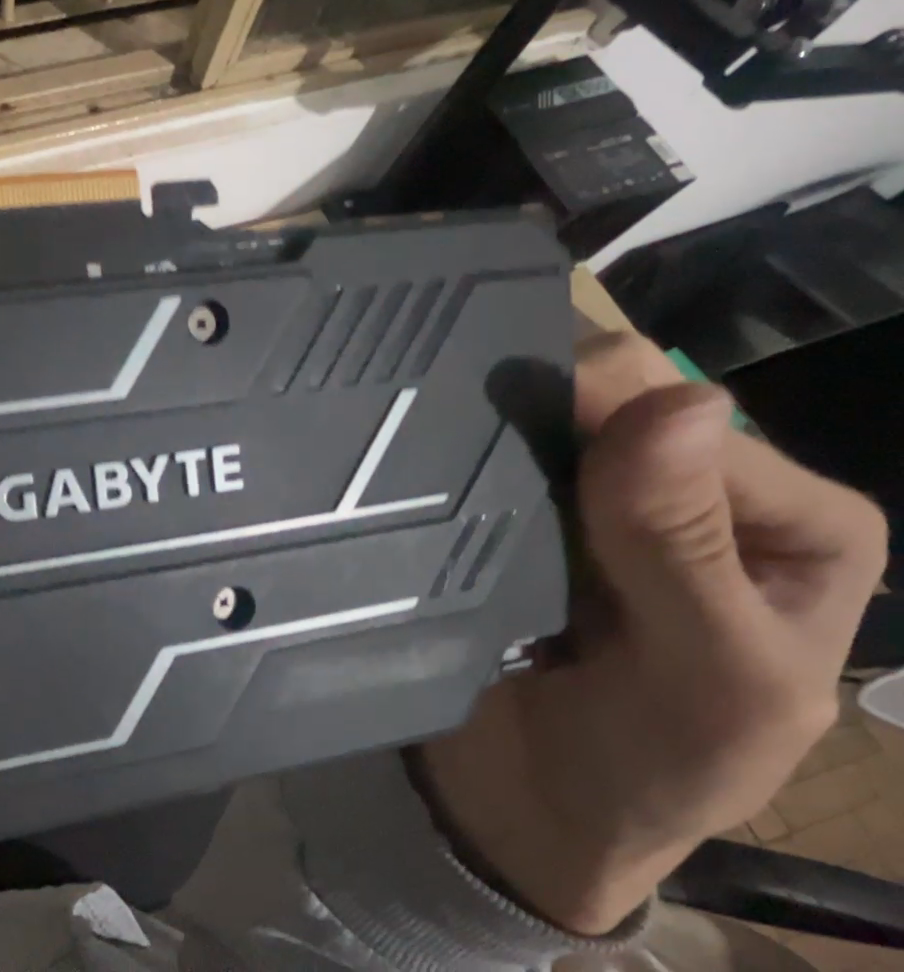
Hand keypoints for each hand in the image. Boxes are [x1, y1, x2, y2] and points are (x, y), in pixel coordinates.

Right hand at [419, 333, 888, 935]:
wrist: (530, 811)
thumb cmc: (654, 764)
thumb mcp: (709, 677)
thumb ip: (685, 549)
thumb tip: (676, 398)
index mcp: (790, 517)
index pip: (689, 413)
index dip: (600, 407)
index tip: (502, 422)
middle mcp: (696, 492)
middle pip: (611, 399)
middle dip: (540, 407)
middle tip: (458, 439)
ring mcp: (594, 504)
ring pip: (540, 423)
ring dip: (486, 429)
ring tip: (426, 446)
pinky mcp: (515, 522)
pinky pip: (486, 466)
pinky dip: (456, 459)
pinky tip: (420, 467)